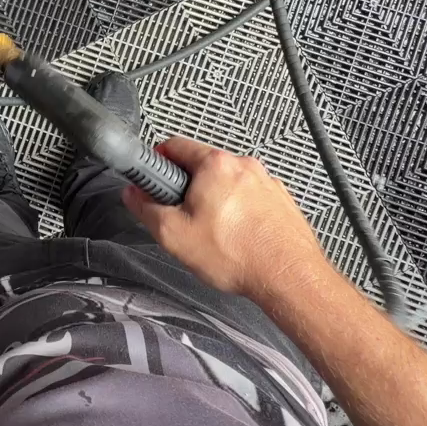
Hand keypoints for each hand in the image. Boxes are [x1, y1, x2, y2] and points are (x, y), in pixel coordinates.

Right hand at [121, 137, 335, 301]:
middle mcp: (243, 166)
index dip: (156, 163)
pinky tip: (236, 239)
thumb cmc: (242, 256)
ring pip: (226, 184)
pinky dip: (239, 213)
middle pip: (201, 165)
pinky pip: (249, 199)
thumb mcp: (173, 234)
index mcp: (215, 164)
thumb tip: (134, 195)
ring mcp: (267, 183)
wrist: (291, 281)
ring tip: (212, 233)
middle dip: (186, 187)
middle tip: (181, 215)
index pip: (173, 145)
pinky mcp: (282, 202)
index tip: (153, 181)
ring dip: (214, 201)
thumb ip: (145, 208)